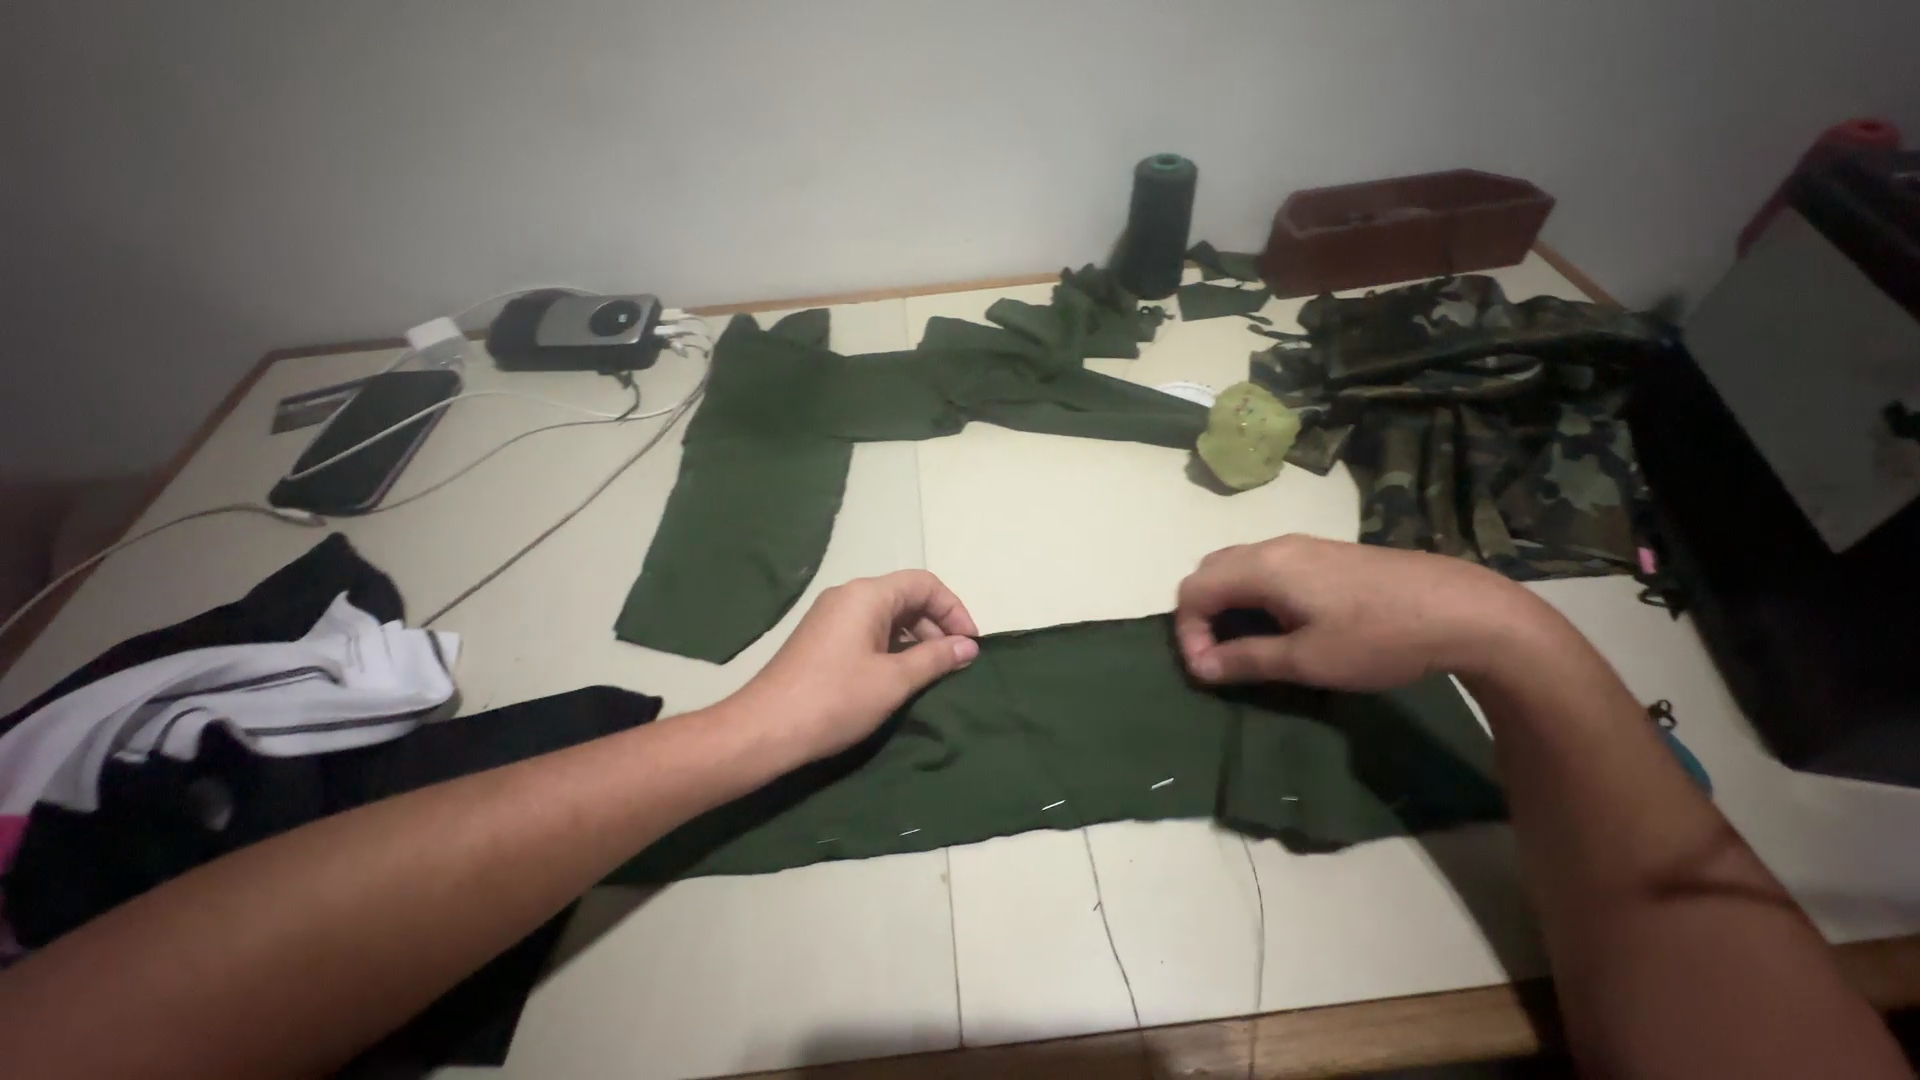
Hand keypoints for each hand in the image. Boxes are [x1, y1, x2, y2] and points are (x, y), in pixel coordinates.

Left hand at [732, 570, 979, 762]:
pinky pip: (868, 632)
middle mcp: (847, 597)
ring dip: (916, 639)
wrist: (765, 730)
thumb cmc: (835, 699)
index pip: (924, 584)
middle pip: (905, 597)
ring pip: (887, 617)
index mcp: (866, 595)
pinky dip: (893, 648)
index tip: (970, 644)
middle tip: (956, 662)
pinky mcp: (821, 641)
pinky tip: (902, 677)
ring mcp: (831, 618)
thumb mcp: (894, 680)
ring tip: (934, 673)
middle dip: (937, 626)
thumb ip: (935, 658)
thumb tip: (968, 646)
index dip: (954, 609)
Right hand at [1174, 535, 1551, 690]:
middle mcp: (1275, 546)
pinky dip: (1253, 594)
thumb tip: (1202, 668)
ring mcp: (1303, 546)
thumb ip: (1246, 660)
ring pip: (1239, 566)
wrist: (1464, 610)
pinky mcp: (1326, 554)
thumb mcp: (1307, 660)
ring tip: (1246, 645)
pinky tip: (1282, 624)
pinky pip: (1267, 567)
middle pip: (1211, 570)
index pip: (1194, 590)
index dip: (1188, 633)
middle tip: (1219, 656)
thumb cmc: (1379, 638)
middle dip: (1202, 615)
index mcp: (1263, 567)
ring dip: (1228, 604)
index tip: (1208, 672)